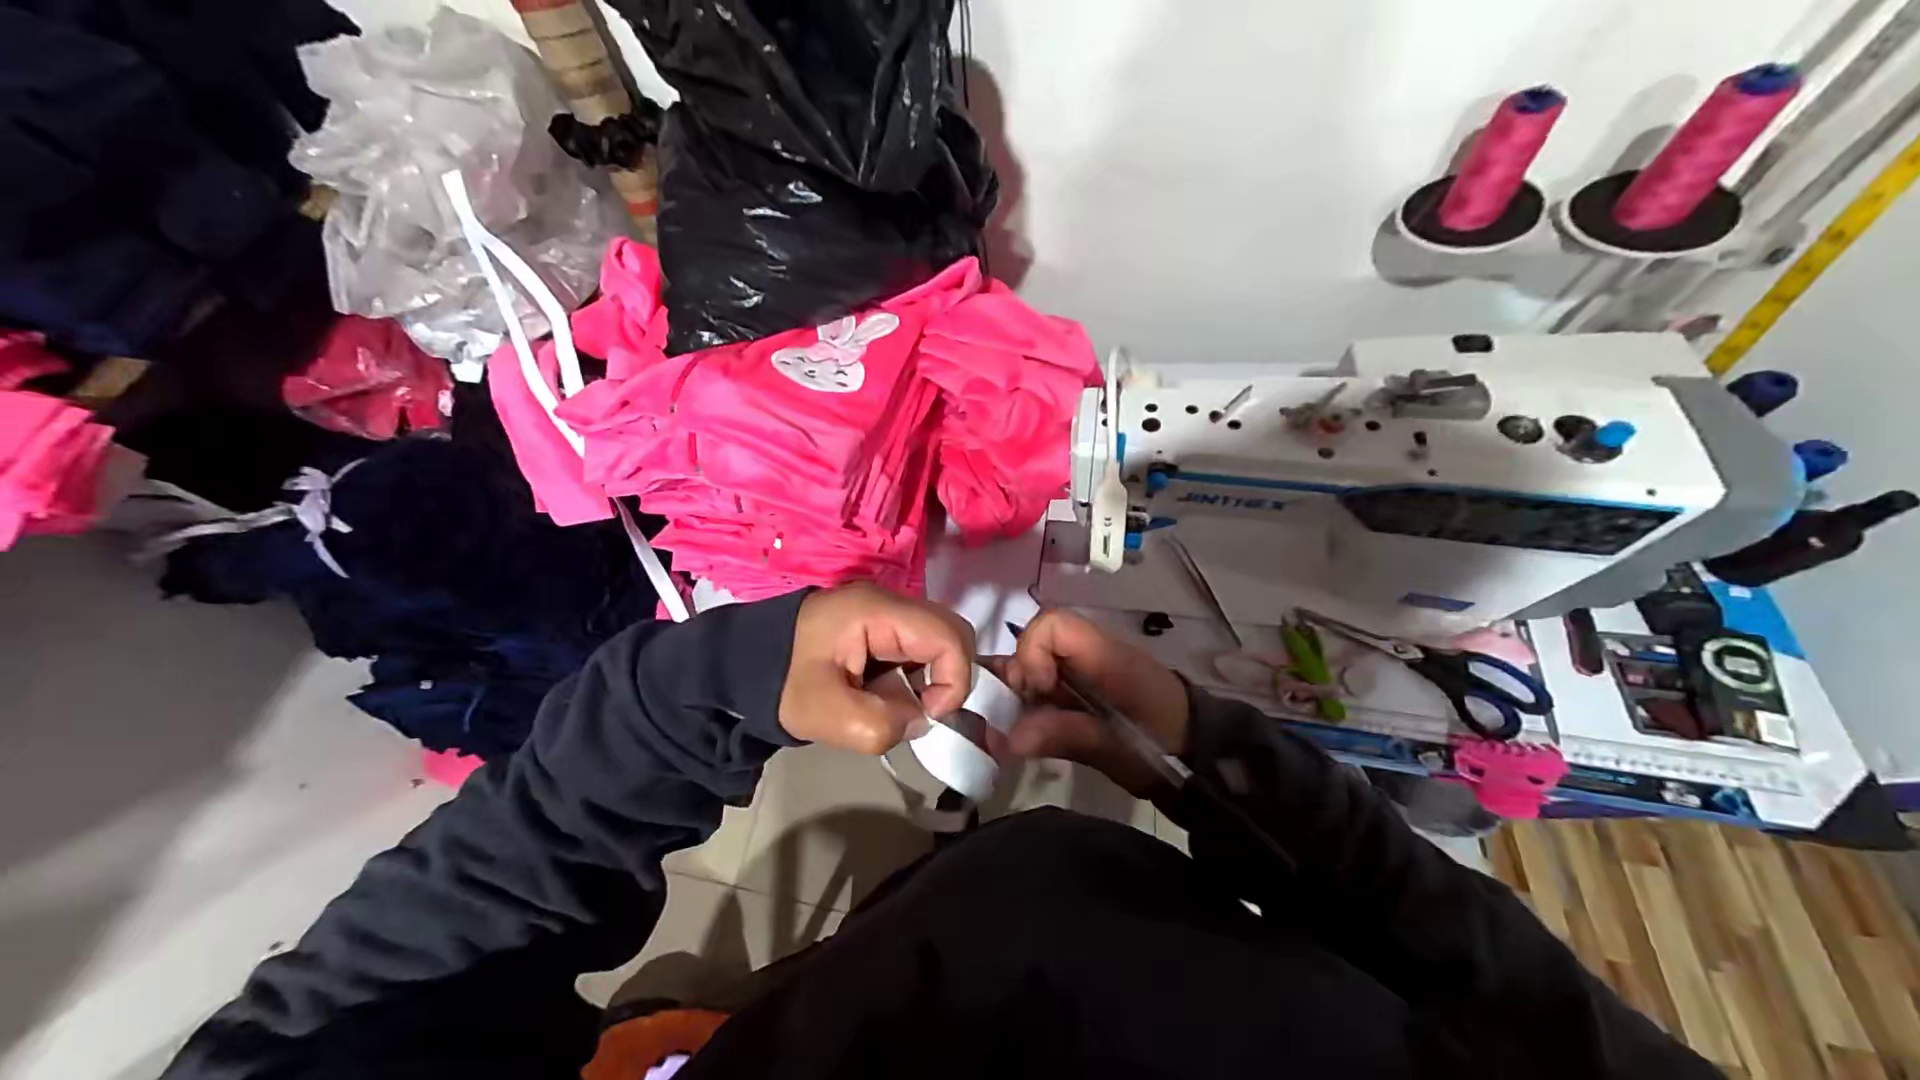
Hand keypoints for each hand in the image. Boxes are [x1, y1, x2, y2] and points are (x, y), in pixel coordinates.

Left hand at [781, 583, 976, 754]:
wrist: (743, 663)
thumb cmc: (782, 682)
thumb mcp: (825, 714)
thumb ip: (879, 726)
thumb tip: (918, 720)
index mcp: (878, 612)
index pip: (949, 636)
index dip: (953, 680)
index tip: (926, 714)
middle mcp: (889, 602)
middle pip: (951, 633)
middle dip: (947, 678)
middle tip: (919, 711)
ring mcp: (885, 612)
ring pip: (938, 641)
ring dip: (931, 678)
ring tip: (898, 706)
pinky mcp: (880, 625)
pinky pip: (918, 647)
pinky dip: (916, 675)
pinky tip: (888, 695)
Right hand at [992, 609, 1190, 796]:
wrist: (1198, 752)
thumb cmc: (1163, 745)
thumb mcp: (1117, 748)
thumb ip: (1066, 736)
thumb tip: (1010, 738)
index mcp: (1104, 656)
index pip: (1053, 625)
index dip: (1032, 652)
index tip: (1036, 691)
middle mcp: (1091, 652)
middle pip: (1038, 641)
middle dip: (1020, 675)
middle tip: (1019, 712)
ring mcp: (1087, 667)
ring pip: (1038, 661)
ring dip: (1023, 691)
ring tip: (1022, 723)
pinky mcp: (1084, 685)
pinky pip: (1048, 679)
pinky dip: (1033, 699)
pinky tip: (1029, 726)